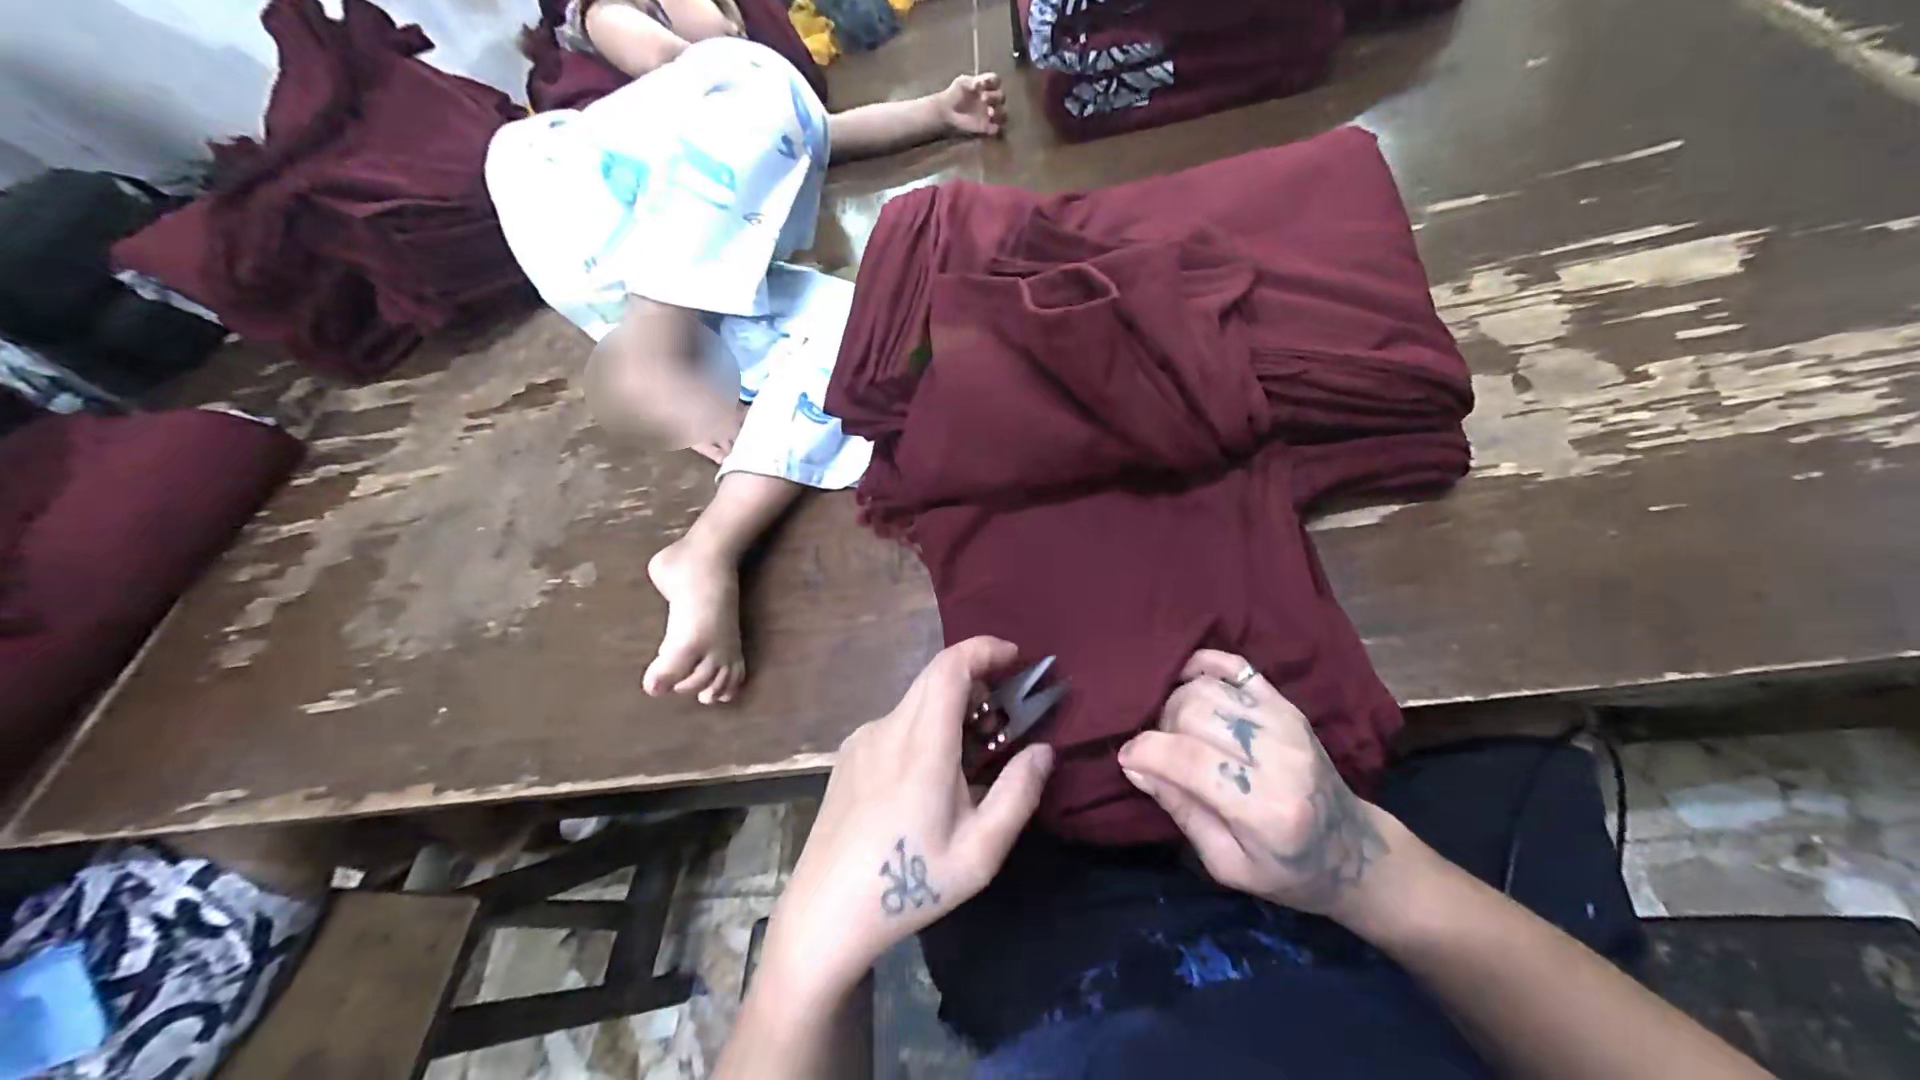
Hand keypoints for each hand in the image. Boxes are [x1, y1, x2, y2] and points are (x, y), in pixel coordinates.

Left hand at [757, 637, 1053, 1000]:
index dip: (984, 649)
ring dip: (950, 707)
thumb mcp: (980, 852)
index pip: (950, 667)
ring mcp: (863, 739)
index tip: (1014, 657)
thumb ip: (1018, 794)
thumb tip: (1043, 750)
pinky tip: (929, 777)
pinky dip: (925, 727)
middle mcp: (888, 728)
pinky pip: (896, 723)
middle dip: (975, 678)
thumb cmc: (911, 884)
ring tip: (971, 755)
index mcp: (922, 745)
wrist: (825, 913)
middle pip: (934, 677)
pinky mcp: (849, 755)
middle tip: (1004, 714)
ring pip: (915, 701)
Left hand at [937, 72, 1007, 136]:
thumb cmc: (954, 95)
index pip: (996, 81)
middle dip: (995, 97)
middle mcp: (990, 100)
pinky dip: (996, 128)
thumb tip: (980, 83)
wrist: (946, 112)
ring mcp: (990, 115)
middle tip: (984, 99)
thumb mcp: (961, 83)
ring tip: (989, 113)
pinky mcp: (987, 129)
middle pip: (1001, 96)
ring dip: (999, 112)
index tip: (984, 83)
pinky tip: (989, 125)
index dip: (993, 81)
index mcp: (986, 87)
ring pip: (1003, 113)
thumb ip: (972, 81)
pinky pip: (998, 129)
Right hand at [1118, 649, 1389, 920]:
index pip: (1188, 759)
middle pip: (1193, 712)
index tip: (1127, 758)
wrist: (1353, 852)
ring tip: (1177, 730)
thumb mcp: (1226, 864)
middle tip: (1159, 751)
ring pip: (1207, 686)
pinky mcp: (1288, 706)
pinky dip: (1204, 666)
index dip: (1145, 752)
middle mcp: (1280, 757)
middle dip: (1160, 727)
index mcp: (1267, 809)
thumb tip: (1134, 765)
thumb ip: (1180, 810)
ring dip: (1177, 702)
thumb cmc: (1287, 871)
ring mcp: (1287, 724)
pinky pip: (1236, 666)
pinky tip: (1188, 682)